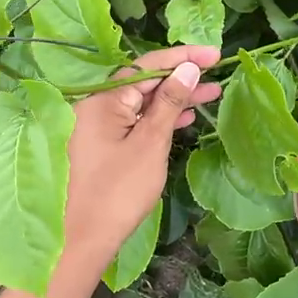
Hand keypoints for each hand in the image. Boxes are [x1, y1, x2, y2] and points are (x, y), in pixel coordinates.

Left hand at [63, 46, 222, 266]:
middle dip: (182, 77)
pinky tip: (185, 118)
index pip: (148, 65)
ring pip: (142, 102)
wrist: (79, 243)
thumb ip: (170, 102)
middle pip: (145, 81)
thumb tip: (188, 68)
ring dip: (175, 98)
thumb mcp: (150, 143)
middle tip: (218, 71)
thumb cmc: (116, 192)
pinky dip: (159, 118)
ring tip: (211, 94)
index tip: (215, 54)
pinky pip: (134, 120)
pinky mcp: (100, 145)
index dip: (184, 57)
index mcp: (102, 100)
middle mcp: (95, 106)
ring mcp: (96, 127)